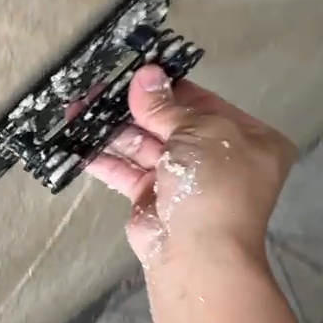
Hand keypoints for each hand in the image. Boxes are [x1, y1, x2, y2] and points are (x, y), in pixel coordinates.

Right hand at [84, 64, 297, 267]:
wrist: (196, 251)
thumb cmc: (214, 184)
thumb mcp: (199, 133)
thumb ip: (166, 106)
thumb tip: (144, 74)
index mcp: (245, 137)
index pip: (201, 102)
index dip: (166, 86)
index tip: (132, 70)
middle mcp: (215, 155)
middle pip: (167, 121)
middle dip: (131, 107)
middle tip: (96, 88)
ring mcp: (180, 176)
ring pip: (141, 144)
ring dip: (110, 129)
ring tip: (77, 109)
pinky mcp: (150, 195)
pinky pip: (124, 169)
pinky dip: (101, 157)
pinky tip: (76, 141)